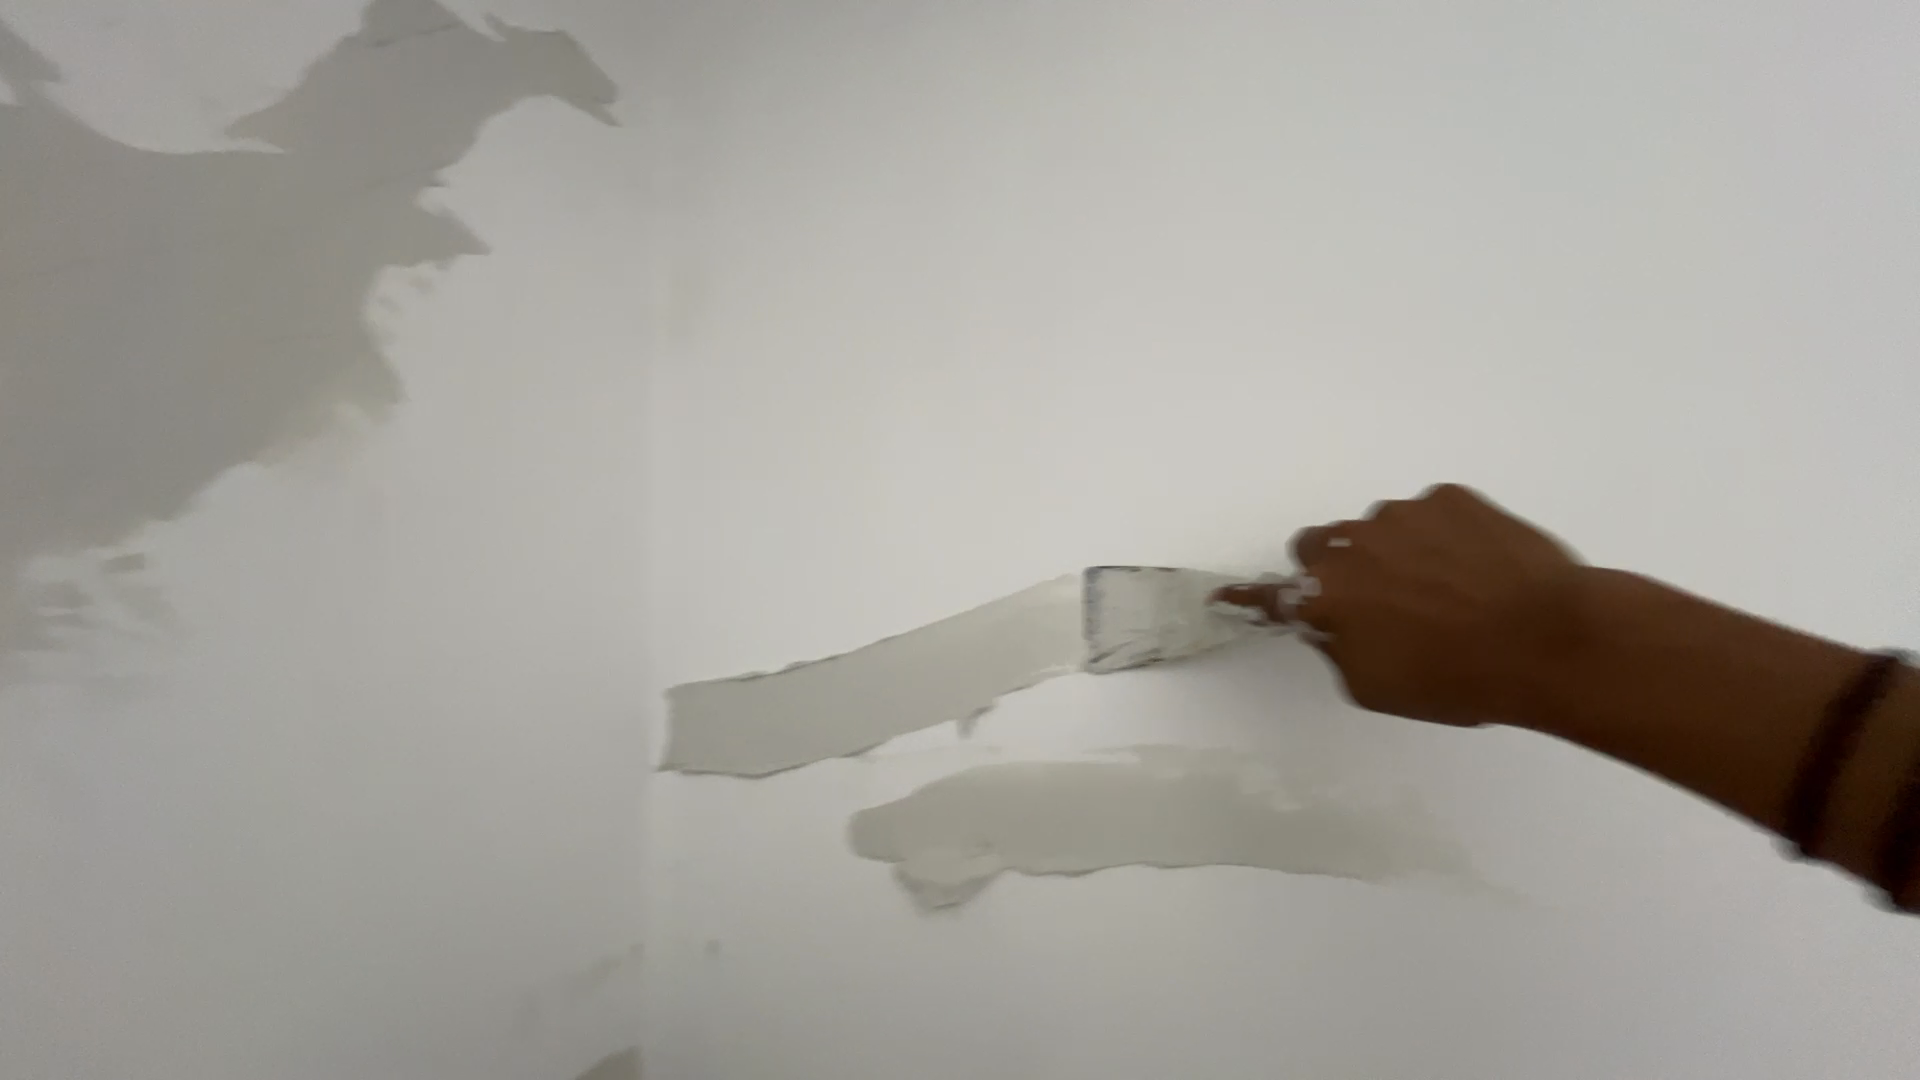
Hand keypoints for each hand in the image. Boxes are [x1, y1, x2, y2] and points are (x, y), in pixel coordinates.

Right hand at [1214, 484, 1590, 727]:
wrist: (1555, 642)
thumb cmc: (1456, 679)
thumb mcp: (1374, 686)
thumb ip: (1337, 647)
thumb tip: (1331, 623)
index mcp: (1324, 596)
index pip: (1270, 595)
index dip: (1248, 597)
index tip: (1223, 596)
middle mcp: (1348, 546)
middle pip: (1319, 546)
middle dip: (1337, 568)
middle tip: (1381, 598)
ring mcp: (1399, 515)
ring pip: (1377, 529)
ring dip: (1394, 551)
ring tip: (1449, 586)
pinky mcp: (1449, 497)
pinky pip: (1430, 512)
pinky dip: (1442, 534)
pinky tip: (1478, 565)